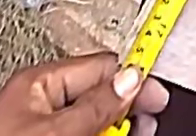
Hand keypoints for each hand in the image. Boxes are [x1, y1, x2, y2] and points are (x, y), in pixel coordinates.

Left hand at [0, 54, 169, 135]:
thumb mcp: (54, 132)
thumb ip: (94, 105)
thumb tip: (131, 77)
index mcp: (40, 83)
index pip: (99, 67)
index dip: (131, 80)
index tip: (157, 97)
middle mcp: (39, 105)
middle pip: (97, 97)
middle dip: (125, 112)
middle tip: (146, 128)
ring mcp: (38, 131)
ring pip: (90, 123)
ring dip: (113, 129)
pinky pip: (77, 134)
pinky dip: (96, 135)